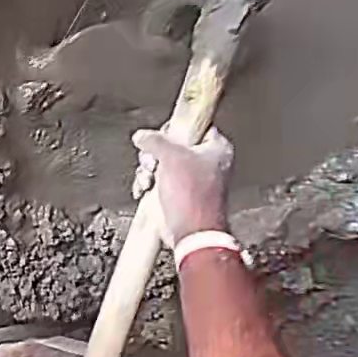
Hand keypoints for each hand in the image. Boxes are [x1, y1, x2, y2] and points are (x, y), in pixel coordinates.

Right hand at [131, 128, 233, 245]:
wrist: (189, 231)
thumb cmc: (191, 194)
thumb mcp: (171, 156)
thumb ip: (155, 140)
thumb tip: (141, 136)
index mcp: (215, 148)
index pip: (193, 125)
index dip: (174, 129)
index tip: (163, 136)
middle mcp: (205, 161)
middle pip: (171, 143)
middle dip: (154, 153)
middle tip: (154, 162)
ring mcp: (190, 177)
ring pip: (159, 160)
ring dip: (147, 169)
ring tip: (150, 179)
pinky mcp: (176, 192)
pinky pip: (155, 177)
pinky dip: (147, 182)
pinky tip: (146, 189)